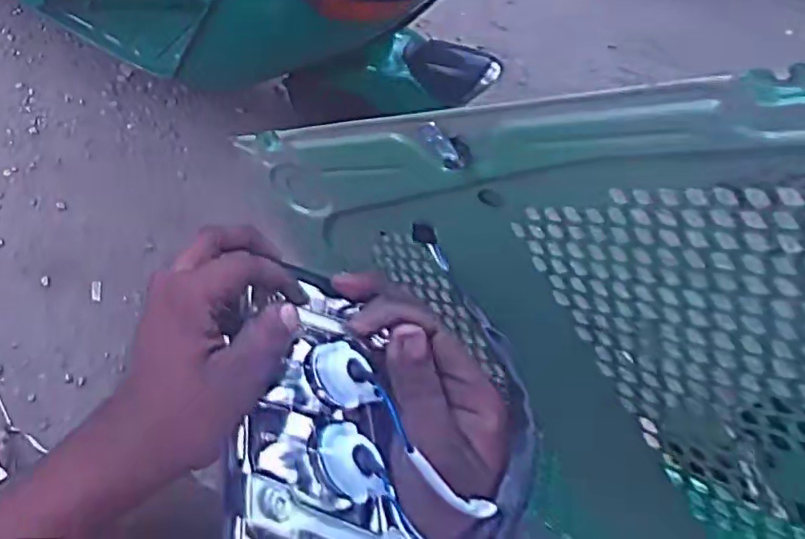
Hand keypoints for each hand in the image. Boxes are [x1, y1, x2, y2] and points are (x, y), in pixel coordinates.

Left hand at [102, 226, 305, 481]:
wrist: (141, 434)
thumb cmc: (187, 412)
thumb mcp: (236, 380)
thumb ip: (265, 338)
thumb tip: (289, 308)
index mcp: (188, 292)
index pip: (240, 262)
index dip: (276, 274)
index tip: (300, 299)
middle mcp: (171, 280)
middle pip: (213, 239)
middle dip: (250, 244)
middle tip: (283, 267)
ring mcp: (163, 290)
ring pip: (202, 253)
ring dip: (235, 260)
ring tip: (268, 290)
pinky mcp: (163, 305)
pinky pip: (195, 275)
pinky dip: (221, 279)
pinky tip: (243, 310)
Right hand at [332, 274, 509, 537]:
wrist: (430, 535)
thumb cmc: (444, 500)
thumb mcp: (435, 447)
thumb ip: (421, 389)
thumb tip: (406, 330)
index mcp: (470, 386)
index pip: (429, 326)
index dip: (389, 313)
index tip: (354, 323)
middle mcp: (447, 376)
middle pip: (412, 317)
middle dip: (374, 299)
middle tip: (338, 290)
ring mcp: (420, 381)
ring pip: (392, 328)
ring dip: (363, 312)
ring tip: (335, 302)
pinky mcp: (394, 389)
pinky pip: (374, 350)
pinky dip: (353, 336)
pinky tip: (336, 329)